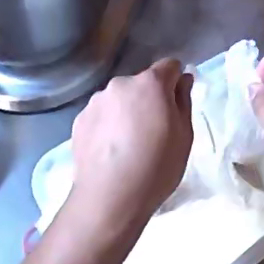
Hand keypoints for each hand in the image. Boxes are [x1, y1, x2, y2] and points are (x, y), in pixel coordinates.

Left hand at [65, 58, 194, 237]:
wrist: (110, 197)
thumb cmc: (157, 166)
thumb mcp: (184, 135)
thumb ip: (183, 101)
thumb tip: (183, 79)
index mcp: (150, 83)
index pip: (169, 66)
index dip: (176, 82)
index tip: (176, 105)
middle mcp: (120, 84)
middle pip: (141, 83)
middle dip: (149, 98)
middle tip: (154, 130)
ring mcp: (96, 101)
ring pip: (119, 99)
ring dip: (127, 111)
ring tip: (129, 144)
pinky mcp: (79, 120)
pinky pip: (101, 115)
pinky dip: (108, 125)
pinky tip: (111, 152)